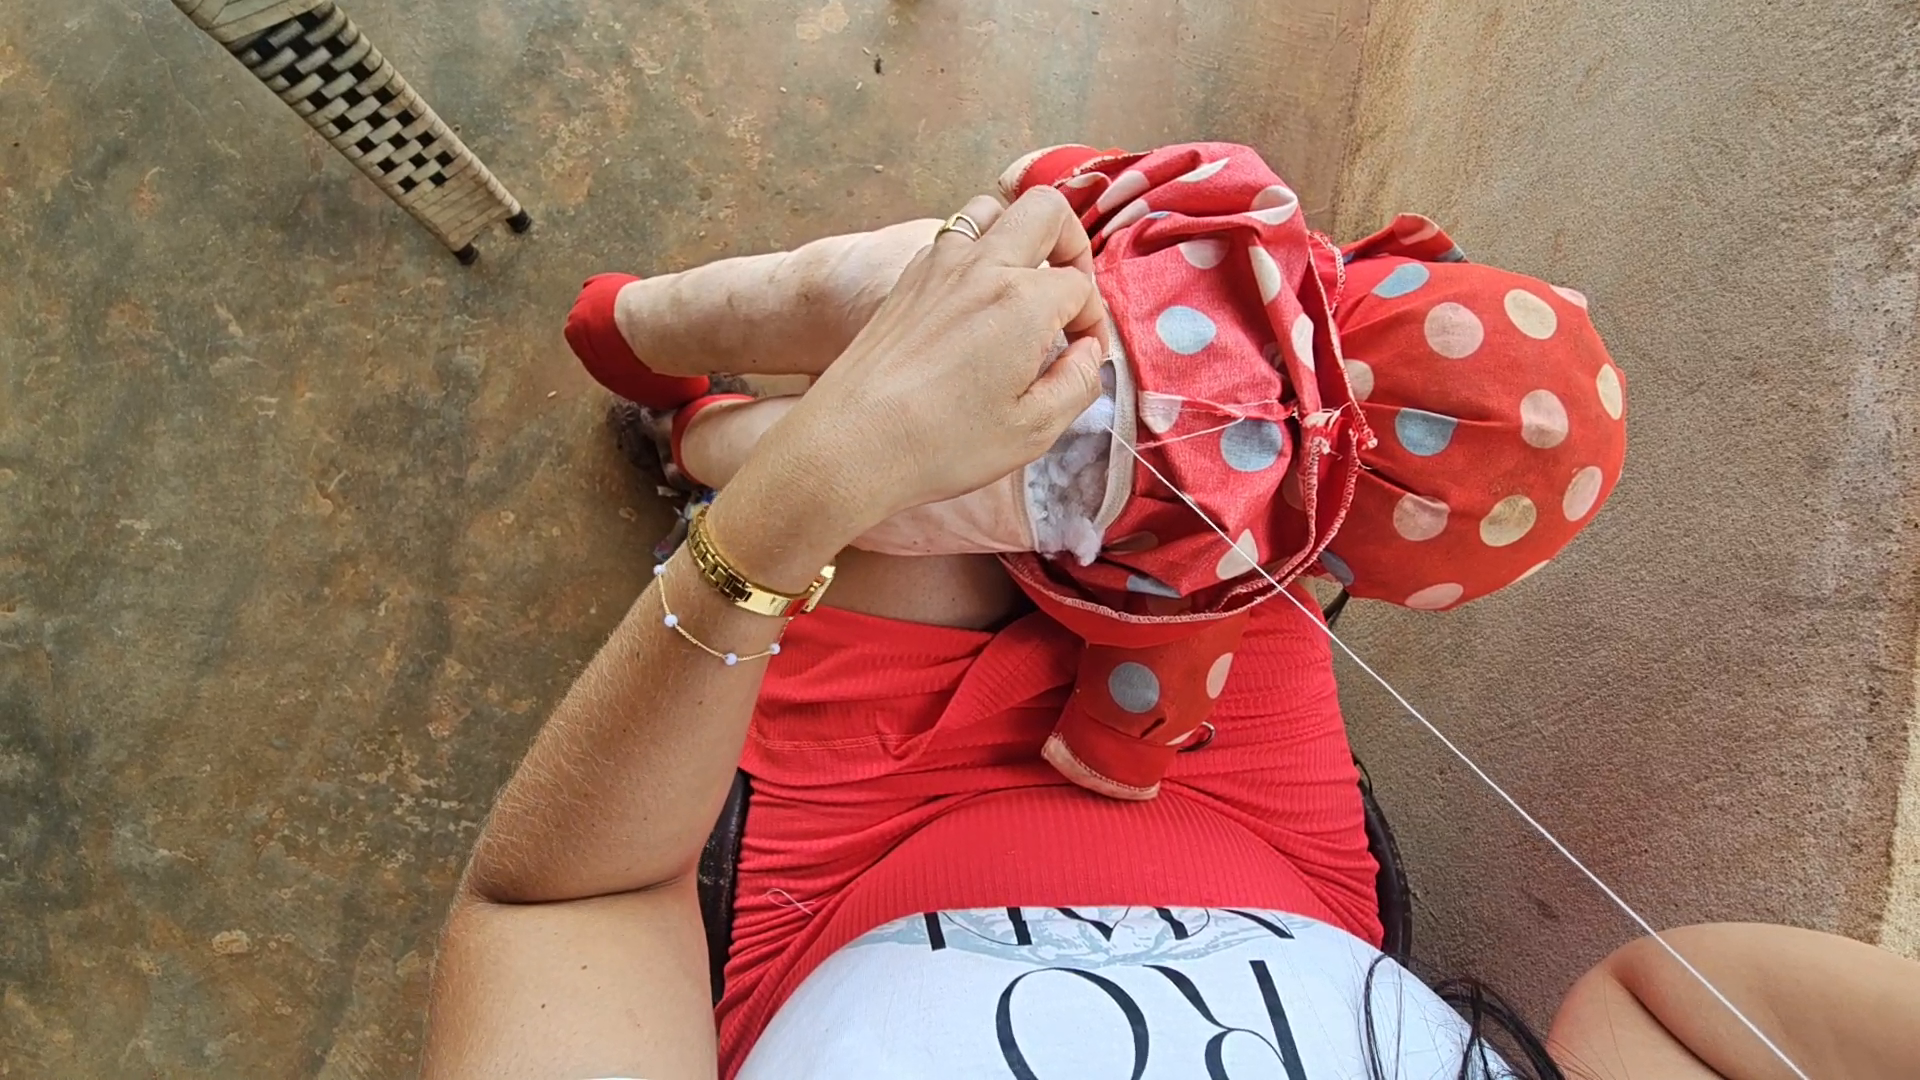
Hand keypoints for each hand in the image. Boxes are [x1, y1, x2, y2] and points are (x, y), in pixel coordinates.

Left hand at [712, 188, 1110, 584]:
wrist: (851, 444)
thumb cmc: (942, 444)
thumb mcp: (1032, 430)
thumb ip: (1077, 383)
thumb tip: (1088, 354)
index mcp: (1022, 301)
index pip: (1080, 289)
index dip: (1092, 322)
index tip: (1081, 356)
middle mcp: (982, 266)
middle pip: (1047, 211)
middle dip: (1072, 245)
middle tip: (1068, 294)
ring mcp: (938, 265)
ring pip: (994, 210)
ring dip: (1020, 237)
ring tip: (1022, 287)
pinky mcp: (907, 279)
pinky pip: (954, 238)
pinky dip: (977, 252)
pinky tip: (974, 302)